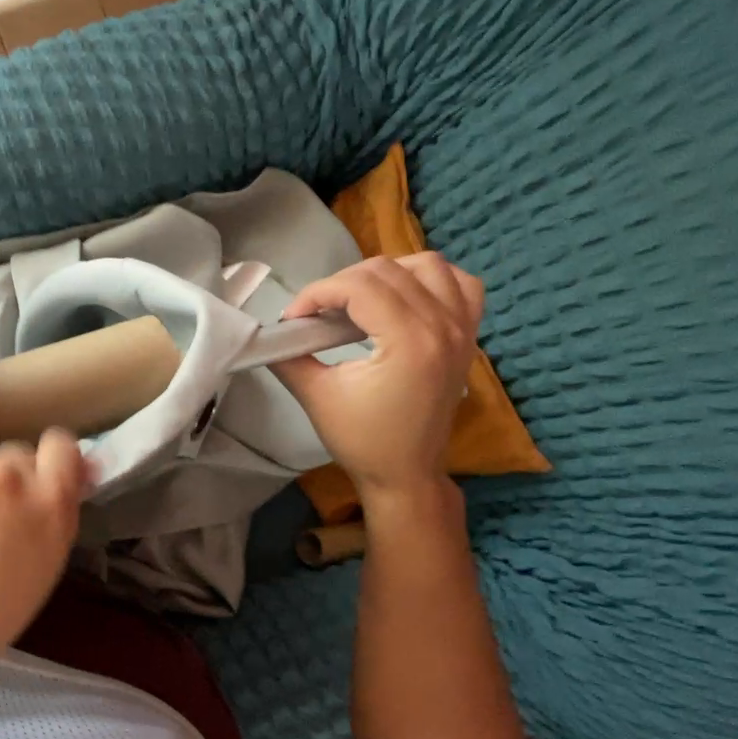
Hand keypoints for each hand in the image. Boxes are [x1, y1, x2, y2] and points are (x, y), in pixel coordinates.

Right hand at [271, 253, 483, 503]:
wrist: (406, 473)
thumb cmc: (361, 440)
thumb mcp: (317, 397)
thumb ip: (290, 358)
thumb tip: (270, 334)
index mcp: (409, 341)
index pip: (359, 286)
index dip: (317, 293)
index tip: (293, 319)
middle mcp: (443, 325)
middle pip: (387, 270)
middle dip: (341, 284)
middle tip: (317, 315)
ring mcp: (462, 327)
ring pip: (426, 265)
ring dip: (386, 273)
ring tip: (358, 301)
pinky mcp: (468, 334)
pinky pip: (459, 283)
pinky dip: (430, 280)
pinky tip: (404, 297)